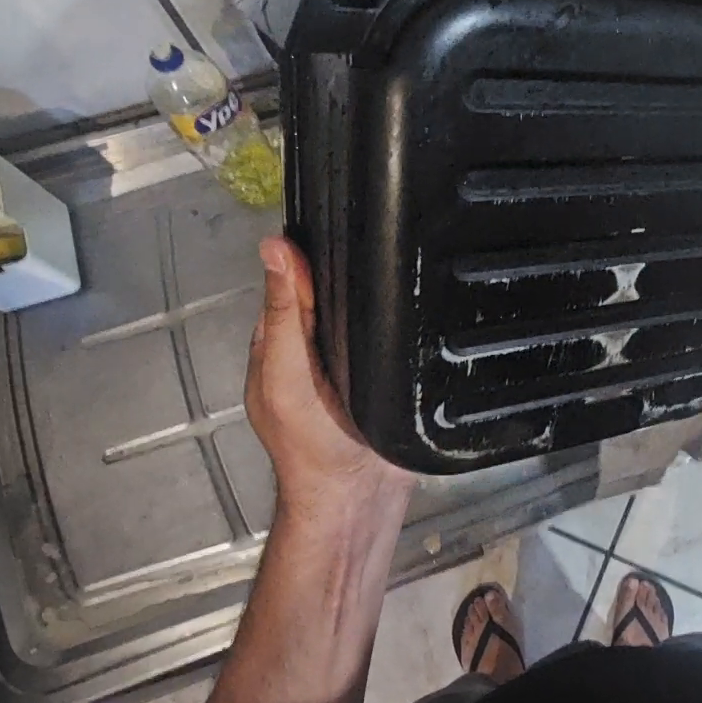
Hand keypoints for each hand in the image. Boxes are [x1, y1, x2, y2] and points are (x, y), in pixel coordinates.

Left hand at [246, 236, 414, 514]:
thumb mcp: (287, 374)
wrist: (360, 495)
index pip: (296, 278)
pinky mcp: (387, 374)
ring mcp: (354, 359)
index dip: (316, 245)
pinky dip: (406, 317)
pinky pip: (394, 335)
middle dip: (359, 262)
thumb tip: (274, 245)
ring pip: (369, 310)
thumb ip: (285, 315)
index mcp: (282, 339)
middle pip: (337, 290)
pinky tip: (427, 298)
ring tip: (418, 249)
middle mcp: (318, 343)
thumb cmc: (312, 441)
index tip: (352, 207)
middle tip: (398, 226)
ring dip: (387, 287)